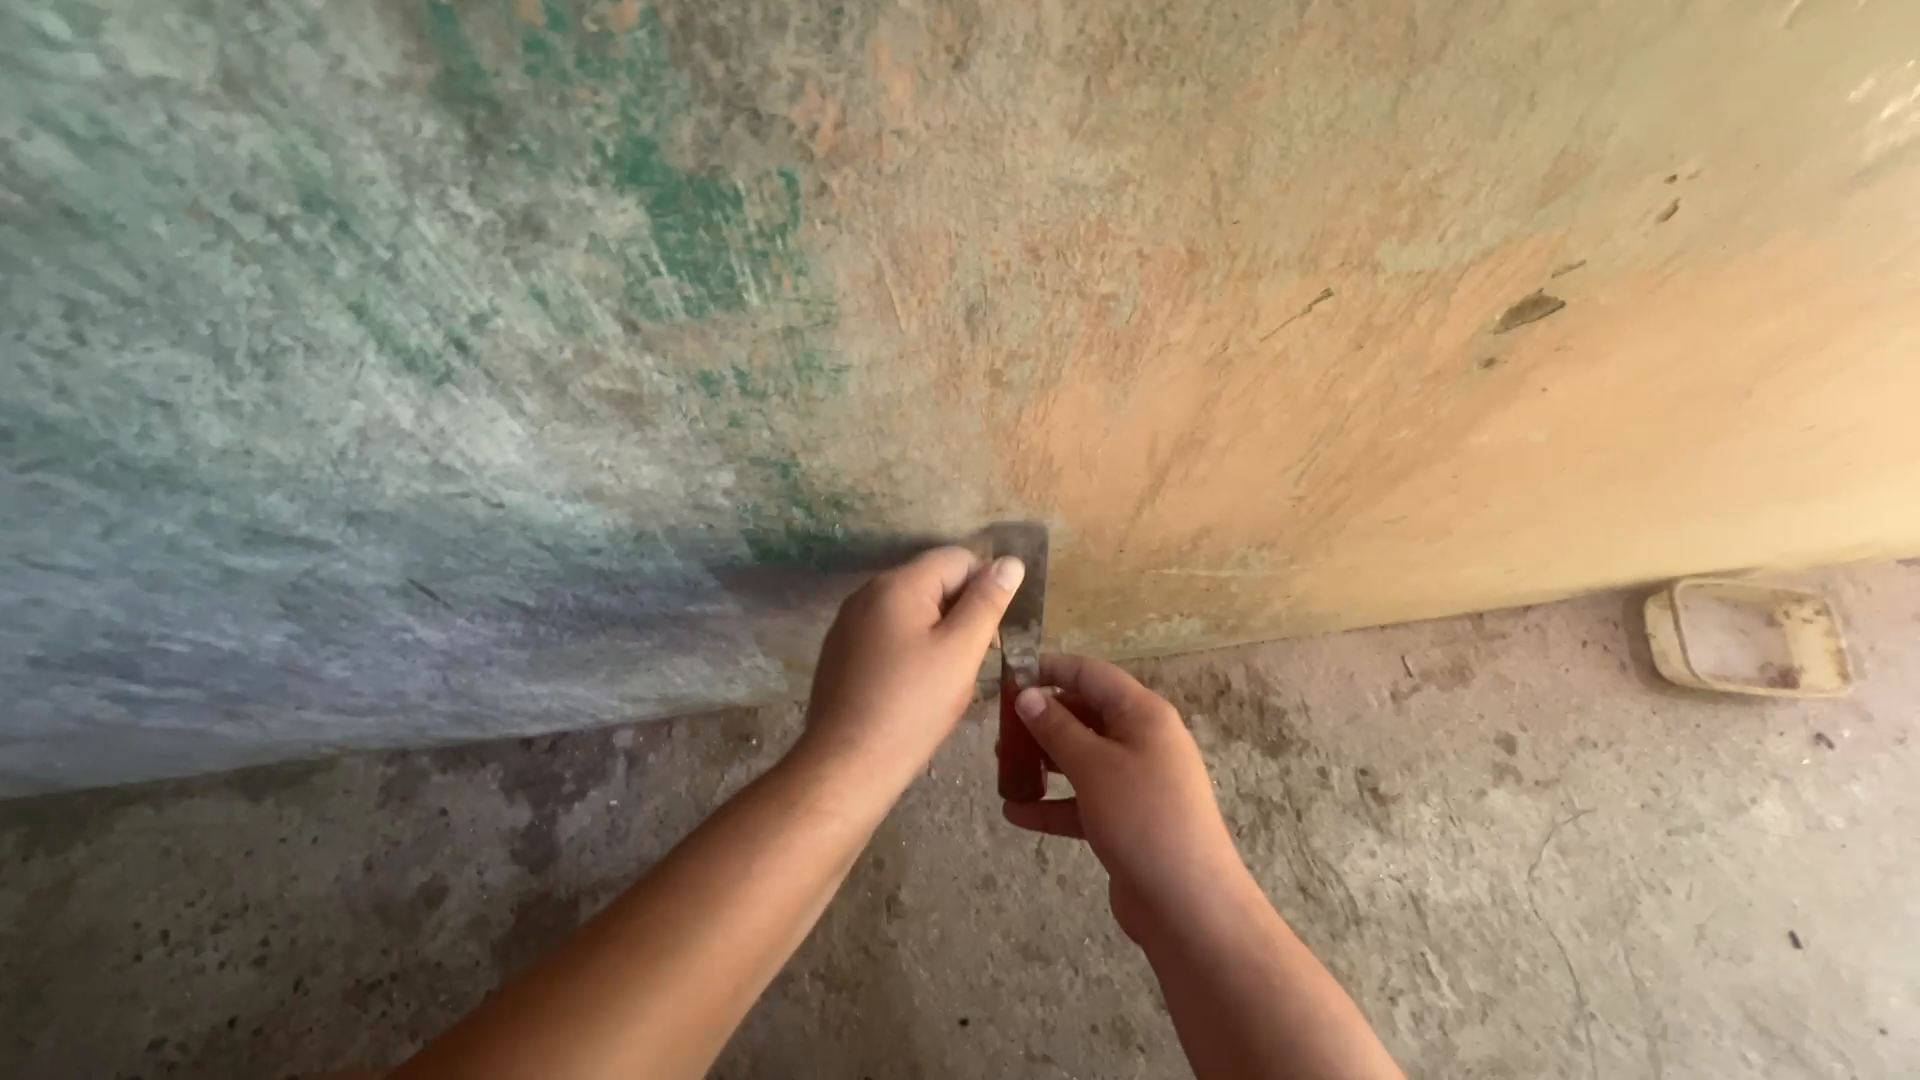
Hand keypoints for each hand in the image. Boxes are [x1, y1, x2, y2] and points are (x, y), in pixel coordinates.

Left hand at [799, 546, 1024, 781]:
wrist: (846, 764)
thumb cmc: (912, 707)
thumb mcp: (961, 652)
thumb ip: (987, 602)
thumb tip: (1010, 562)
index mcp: (897, 585)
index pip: (957, 559)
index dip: (984, 589)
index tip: (989, 636)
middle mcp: (867, 593)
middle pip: (932, 582)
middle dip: (959, 614)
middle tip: (968, 663)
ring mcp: (848, 623)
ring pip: (911, 612)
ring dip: (936, 635)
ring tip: (942, 681)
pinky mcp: (840, 652)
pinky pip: (887, 636)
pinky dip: (908, 652)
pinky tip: (912, 690)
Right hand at [1002, 655, 1249, 943]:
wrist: (1188, 904)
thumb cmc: (1142, 817)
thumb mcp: (1093, 765)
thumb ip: (1056, 728)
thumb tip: (1027, 695)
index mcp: (1142, 715)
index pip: (1091, 674)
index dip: (1051, 669)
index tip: (1010, 674)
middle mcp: (1141, 741)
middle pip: (1085, 715)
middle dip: (1042, 720)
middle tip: (1001, 729)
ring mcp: (1135, 782)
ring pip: (1081, 758)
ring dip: (1043, 762)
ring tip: (1003, 767)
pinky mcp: (1126, 820)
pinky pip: (1083, 800)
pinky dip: (1052, 803)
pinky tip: (1015, 812)